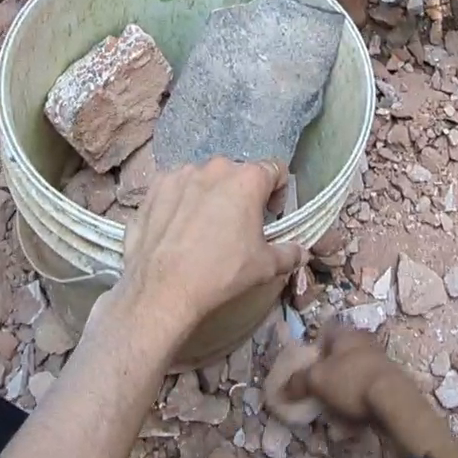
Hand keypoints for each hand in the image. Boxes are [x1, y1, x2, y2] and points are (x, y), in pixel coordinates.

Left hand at [113, 158, 306, 347]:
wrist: (162, 290)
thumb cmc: (221, 273)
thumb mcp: (265, 266)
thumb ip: (290, 253)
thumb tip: (302, 252)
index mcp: (248, 179)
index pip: (275, 170)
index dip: (278, 192)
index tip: (270, 215)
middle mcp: (216, 167)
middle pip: (239, 174)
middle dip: (242, 195)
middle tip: (238, 226)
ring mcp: (182, 173)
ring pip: (206, 178)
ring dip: (211, 195)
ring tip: (203, 228)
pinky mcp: (156, 185)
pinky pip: (177, 186)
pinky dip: (182, 199)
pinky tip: (178, 227)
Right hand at [286, 324, 417, 424]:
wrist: (393, 399)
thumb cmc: (351, 380)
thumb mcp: (317, 380)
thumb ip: (298, 381)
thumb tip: (282, 388)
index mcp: (344, 332)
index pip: (324, 332)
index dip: (313, 350)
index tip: (307, 369)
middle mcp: (362, 339)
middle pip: (339, 354)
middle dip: (328, 372)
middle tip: (319, 391)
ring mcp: (378, 358)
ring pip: (353, 372)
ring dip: (343, 388)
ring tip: (334, 409)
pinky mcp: (390, 378)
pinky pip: (366, 387)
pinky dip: (358, 399)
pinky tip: (352, 417)